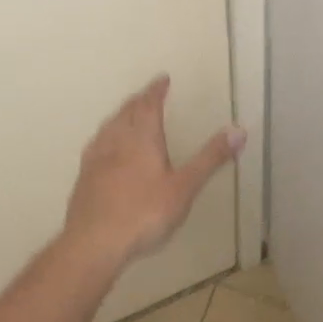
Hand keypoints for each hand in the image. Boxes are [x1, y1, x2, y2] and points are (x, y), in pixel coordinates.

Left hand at [62, 74, 244, 268]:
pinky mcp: (84, 177)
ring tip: (127, 114)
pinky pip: (96, 145)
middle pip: (127, 112)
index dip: (156, 90)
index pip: (149, 105)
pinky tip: (104, 147)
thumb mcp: (184, 187)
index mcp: (142, 138)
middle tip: (147, 93)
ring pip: (109, 126)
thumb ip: (210, 158)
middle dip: (139, 100)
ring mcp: (96, 158)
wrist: (94, 242)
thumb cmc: (144, 213)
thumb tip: (238, 130)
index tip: (162, 79)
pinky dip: (105, 136)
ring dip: (121, 115)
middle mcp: (117, 140)